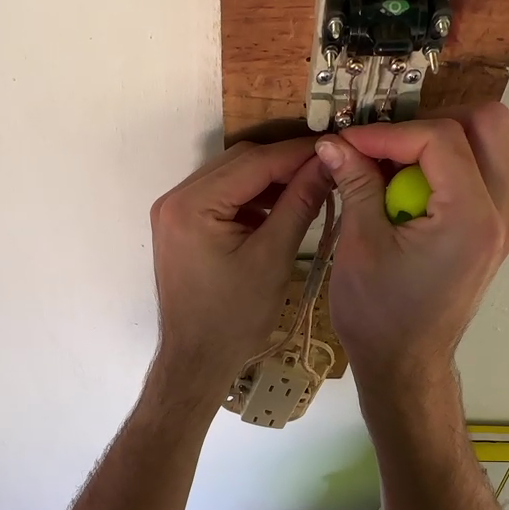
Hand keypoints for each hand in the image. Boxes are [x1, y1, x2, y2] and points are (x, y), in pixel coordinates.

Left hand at [149, 138, 330, 390]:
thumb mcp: (273, 257)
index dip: (297, 154)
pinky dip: (248, 199)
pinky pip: (218, 198)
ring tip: (308, 189)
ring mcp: (172, 212)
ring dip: (267, 181)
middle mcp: (174, 199)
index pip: (253, 162)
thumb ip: (300, 203)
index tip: (336, 150)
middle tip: (325, 170)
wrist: (197, 360)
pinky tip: (278, 210)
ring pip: (229, 177)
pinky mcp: (178, 226)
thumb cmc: (234, 318)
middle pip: (238, 163)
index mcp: (192, 206)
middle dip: (282, 164)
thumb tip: (329, 163)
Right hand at [317, 103, 508, 384]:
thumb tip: (333, 143)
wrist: (405, 366)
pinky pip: (480, 175)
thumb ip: (355, 184)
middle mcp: (500, 212)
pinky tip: (404, 193)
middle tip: (383, 149)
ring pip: (488, 146)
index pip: (440, 138)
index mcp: (471, 217)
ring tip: (390, 171)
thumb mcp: (359, 246)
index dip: (388, 133)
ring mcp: (503, 222)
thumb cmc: (379, 316)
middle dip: (429, 125)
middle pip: (486, 124)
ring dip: (438, 145)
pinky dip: (444, 170)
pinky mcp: (492, 232)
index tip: (348, 143)